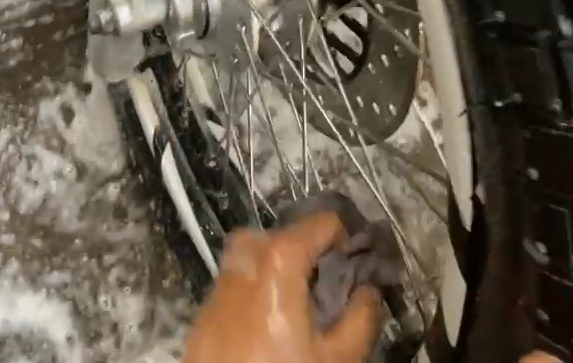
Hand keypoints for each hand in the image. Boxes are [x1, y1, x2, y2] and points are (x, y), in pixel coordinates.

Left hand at [183, 212, 384, 362]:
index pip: (321, 223)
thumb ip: (361, 319)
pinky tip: (268, 328)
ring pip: (253, 258)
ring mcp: (218, 285)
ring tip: (299, 307)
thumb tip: (369, 291)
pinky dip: (255, 294)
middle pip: (282, 236)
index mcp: (278, 260)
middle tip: (327, 287)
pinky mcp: (203, 313)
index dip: (345, 238)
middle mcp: (243, 260)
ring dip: (278, 271)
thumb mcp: (338, 360)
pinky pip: (234, 287)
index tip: (357, 264)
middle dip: (308, 254)